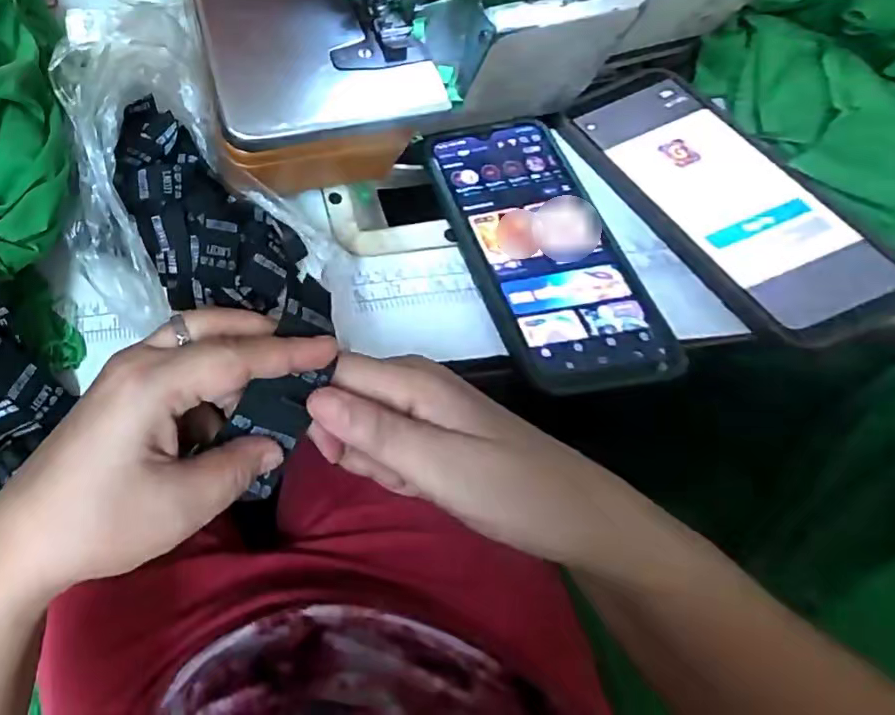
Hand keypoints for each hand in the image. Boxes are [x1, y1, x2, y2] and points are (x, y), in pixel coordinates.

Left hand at [0, 309, 337, 608]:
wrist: (26, 535)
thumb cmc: (103, 521)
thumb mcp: (181, 504)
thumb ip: (235, 467)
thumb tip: (270, 443)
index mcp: (152, 381)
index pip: (232, 355)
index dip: (284, 352)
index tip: (328, 345)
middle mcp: (136, 362)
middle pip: (203, 328)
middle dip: (251, 332)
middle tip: (297, 348)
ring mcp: (121, 374)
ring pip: (184, 344)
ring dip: (223, 361)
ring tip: (253, 400)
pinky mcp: (115, 392)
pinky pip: (168, 367)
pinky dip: (198, 379)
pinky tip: (210, 419)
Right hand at [305, 353, 710, 589]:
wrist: (584, 523)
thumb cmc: (513, 492)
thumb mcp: (438, 467)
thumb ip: (373, 432)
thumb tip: (310, 396)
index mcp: (409, 378)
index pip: (333, 371)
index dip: (319, 407)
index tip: (334, 451)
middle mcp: (408, 380)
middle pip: (343, 398)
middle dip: (352, 442)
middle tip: (392, 476)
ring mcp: (419, 404)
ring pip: (360, 424)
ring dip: (374, 459)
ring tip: (415, 483)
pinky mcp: (427, 427)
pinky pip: (384, 441)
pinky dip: (393, 467)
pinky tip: (421, 484)